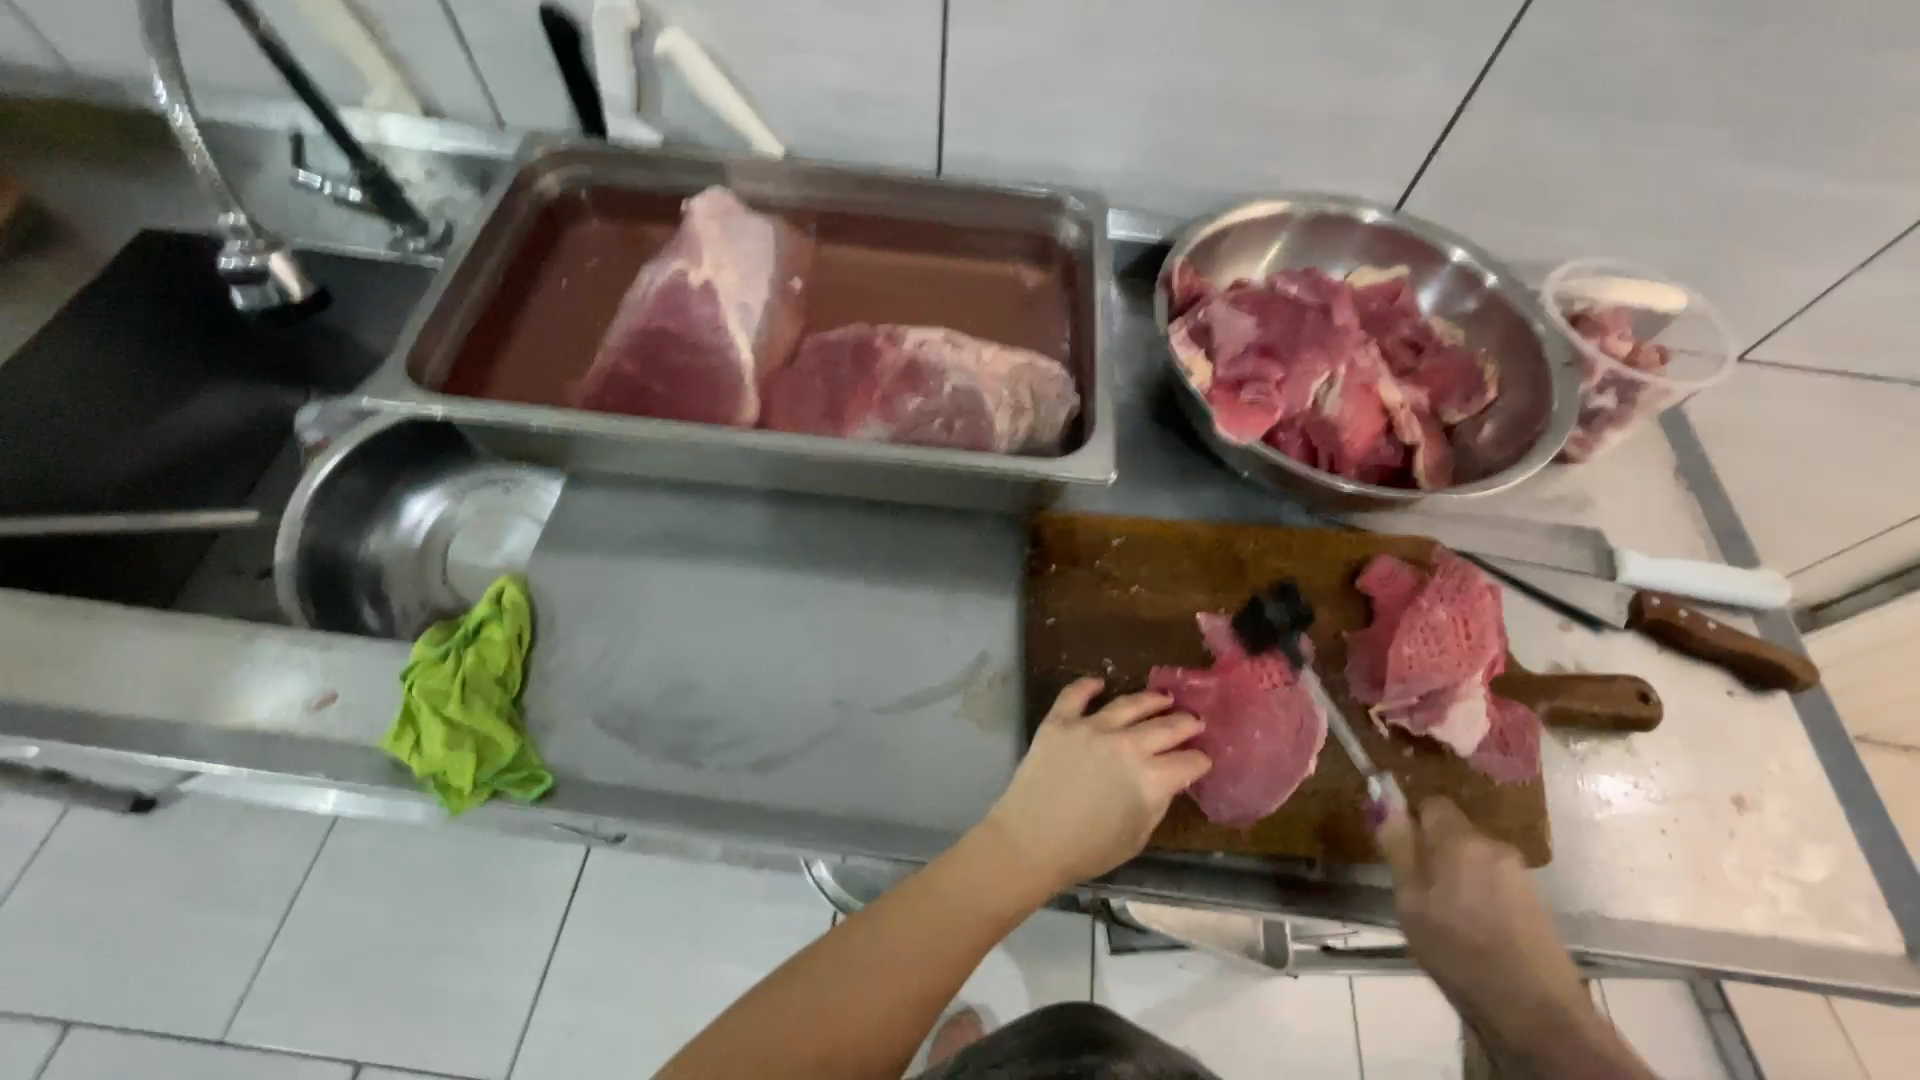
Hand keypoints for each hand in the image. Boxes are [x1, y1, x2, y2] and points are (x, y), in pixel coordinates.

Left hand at [985, 678, 1211, 893]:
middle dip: (1186, 724)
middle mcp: (1126, 745)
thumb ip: (1157, 803)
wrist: (1029, 843)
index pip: (1188, 762)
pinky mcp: (1059, 722)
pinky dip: (1088, 686)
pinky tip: (1099, 683)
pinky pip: (1075, 694)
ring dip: (1151, 699)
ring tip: (1163, 698)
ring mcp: (1091, 728)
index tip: (1202, 760)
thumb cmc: (1086, 851)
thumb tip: (1167, 780)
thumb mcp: (1137, 836)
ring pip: (1129, 704)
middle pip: (1167, 727)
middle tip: (1195, 721)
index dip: (1200, 761)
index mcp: (1151, 779)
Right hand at [1377, 798, 1597, 1050]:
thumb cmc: (1457, 950)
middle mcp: (1494, 847)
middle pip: (1455, 832)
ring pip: (1474, 859)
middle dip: (1434, 850)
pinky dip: (1479, 894)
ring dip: (1457, 874)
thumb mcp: (1410, 901)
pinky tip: (1474, 929)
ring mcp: (1520, 874)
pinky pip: (1494, 881)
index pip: (1432, 803)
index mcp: (1460, 841)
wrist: (1534, 1008)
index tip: (1399, 848)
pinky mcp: (1536, 901)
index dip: (1412, 819)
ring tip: (1445, 915)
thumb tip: (1389, 805)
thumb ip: (1399, 849)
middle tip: (1417, 889)